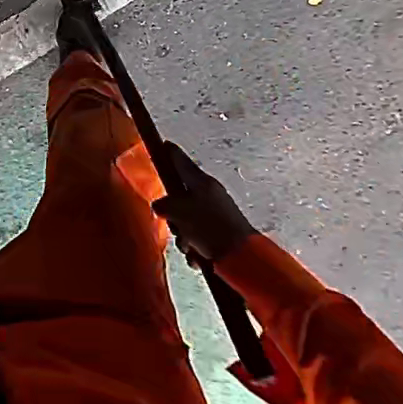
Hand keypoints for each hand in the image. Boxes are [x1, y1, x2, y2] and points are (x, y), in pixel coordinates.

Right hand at [152, 141, 257, 262]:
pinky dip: (196, 249)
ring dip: (184, 237)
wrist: (243, 258)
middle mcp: (209, 195)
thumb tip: (160, 206)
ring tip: (190, 247)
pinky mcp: (221, 235)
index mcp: (202, 183)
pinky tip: (198, 258)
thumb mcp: (180, 212)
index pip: (181, 162)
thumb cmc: (210, 227)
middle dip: (174, 215)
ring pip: (188, 221)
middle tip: (175, 225)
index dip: (170, 154)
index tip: (164, 145)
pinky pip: (199, 238)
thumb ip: (165, 205)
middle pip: (181, 197)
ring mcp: (216, 215)